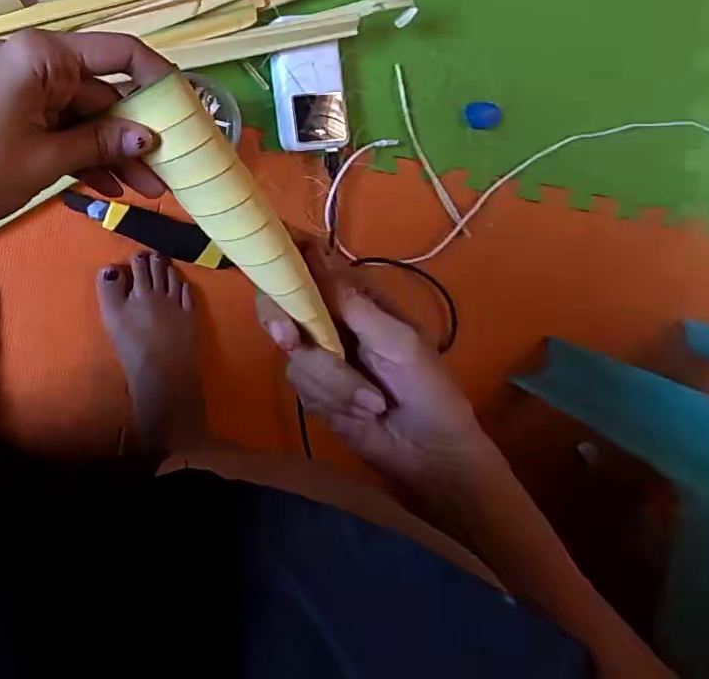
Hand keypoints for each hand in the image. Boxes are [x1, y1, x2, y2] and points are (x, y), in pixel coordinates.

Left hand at [0, 30, 175, 240]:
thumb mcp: (45, 159)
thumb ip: (100, 141)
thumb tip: (149, 135)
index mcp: (43, 55)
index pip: (119, 53)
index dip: (158, 80)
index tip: (187, 113)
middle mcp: (35, 61)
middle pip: (102, 90)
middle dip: (135, 133)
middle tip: (169, 172)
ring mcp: (21, 89)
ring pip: (83, 115)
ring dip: (112, 150)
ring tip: (148, 191)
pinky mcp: (11, 113)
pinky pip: (58, 128)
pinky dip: (81, 154)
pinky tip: (108, 188)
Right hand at [262, 241, 496, 490]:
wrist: (434, 454)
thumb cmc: (429, 388)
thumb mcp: (399, 341)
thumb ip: (352, 302)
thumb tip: (313, 253)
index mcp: (349, 294)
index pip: (304, 262)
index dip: (281, 258)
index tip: (274, 272)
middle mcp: (324, 316)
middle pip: (276, 301)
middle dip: (280, 320)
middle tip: (290, 339)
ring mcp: (314, 351)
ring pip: (291, 351)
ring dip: (332, 381)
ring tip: (372, 400)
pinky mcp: (309, 384)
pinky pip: (298, 382)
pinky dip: (331, 399)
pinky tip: (360, 411)